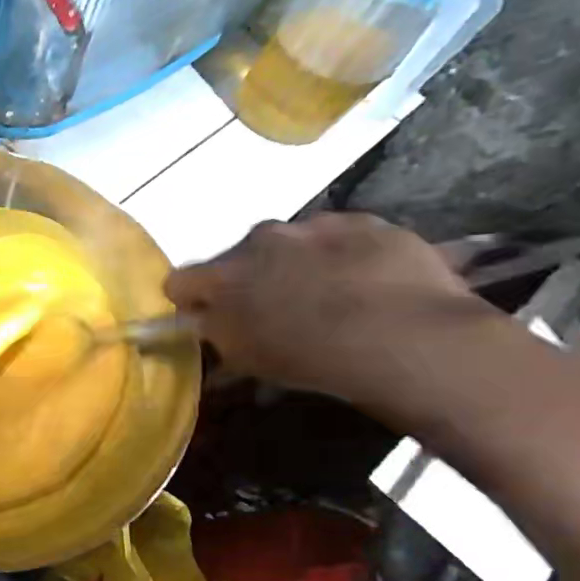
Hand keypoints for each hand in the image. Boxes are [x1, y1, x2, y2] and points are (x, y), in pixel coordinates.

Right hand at [164, 213, 494, 400]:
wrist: (400, 334)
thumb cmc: (308, 357)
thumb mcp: (246, 359)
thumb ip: (216, 334)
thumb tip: (206, 324)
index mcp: (224, 276)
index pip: (180, 281)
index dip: (190, 301)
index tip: (206, 318)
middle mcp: (261, 239)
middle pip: (239, 257)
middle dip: (250, 278)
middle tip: (274, 310)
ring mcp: (315, 225)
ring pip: (290, 242)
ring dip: (296, 263)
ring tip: (328, 296)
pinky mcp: (365, 221)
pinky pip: (341, 235)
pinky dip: (343, 255)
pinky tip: (365, 283)